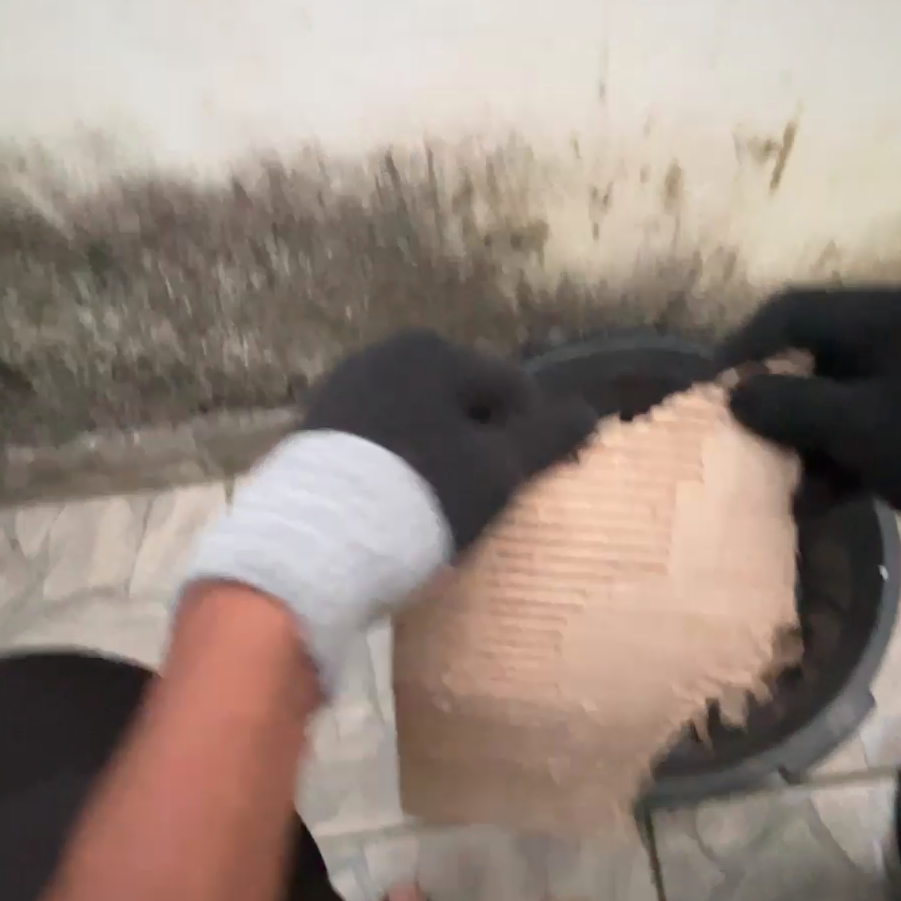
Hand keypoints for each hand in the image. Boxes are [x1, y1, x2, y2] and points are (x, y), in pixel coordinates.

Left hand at [182, 330, 595, 689]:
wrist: (311, 548)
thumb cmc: (419, 498)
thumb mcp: (497, 470)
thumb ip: (548, 438)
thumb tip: (590, 413)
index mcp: (432, 352)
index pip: (510, 387)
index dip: (532, 432)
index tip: (532, 478)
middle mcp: (381, 355)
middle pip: (459, 402)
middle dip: (480, 442)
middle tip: (486, 497)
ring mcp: (338, 392)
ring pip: (416, 422)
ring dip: (438, 455)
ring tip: (440, 508)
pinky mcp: (310, 433)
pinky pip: (376, 443)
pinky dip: (396, 467)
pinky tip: (395, 505)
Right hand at [717, 285, 900, 531]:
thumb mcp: (857, 427)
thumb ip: (789, 406)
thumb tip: (736, 395)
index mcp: (895, 312)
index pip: (794, 311)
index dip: (743, 347)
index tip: (713, 389)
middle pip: (821, 354)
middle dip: (780, 401)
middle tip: (751, 442)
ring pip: (852, 391)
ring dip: (815, 436)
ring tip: (793, 487)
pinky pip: (887, 416)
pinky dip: (853, 449)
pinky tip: (833, 493)